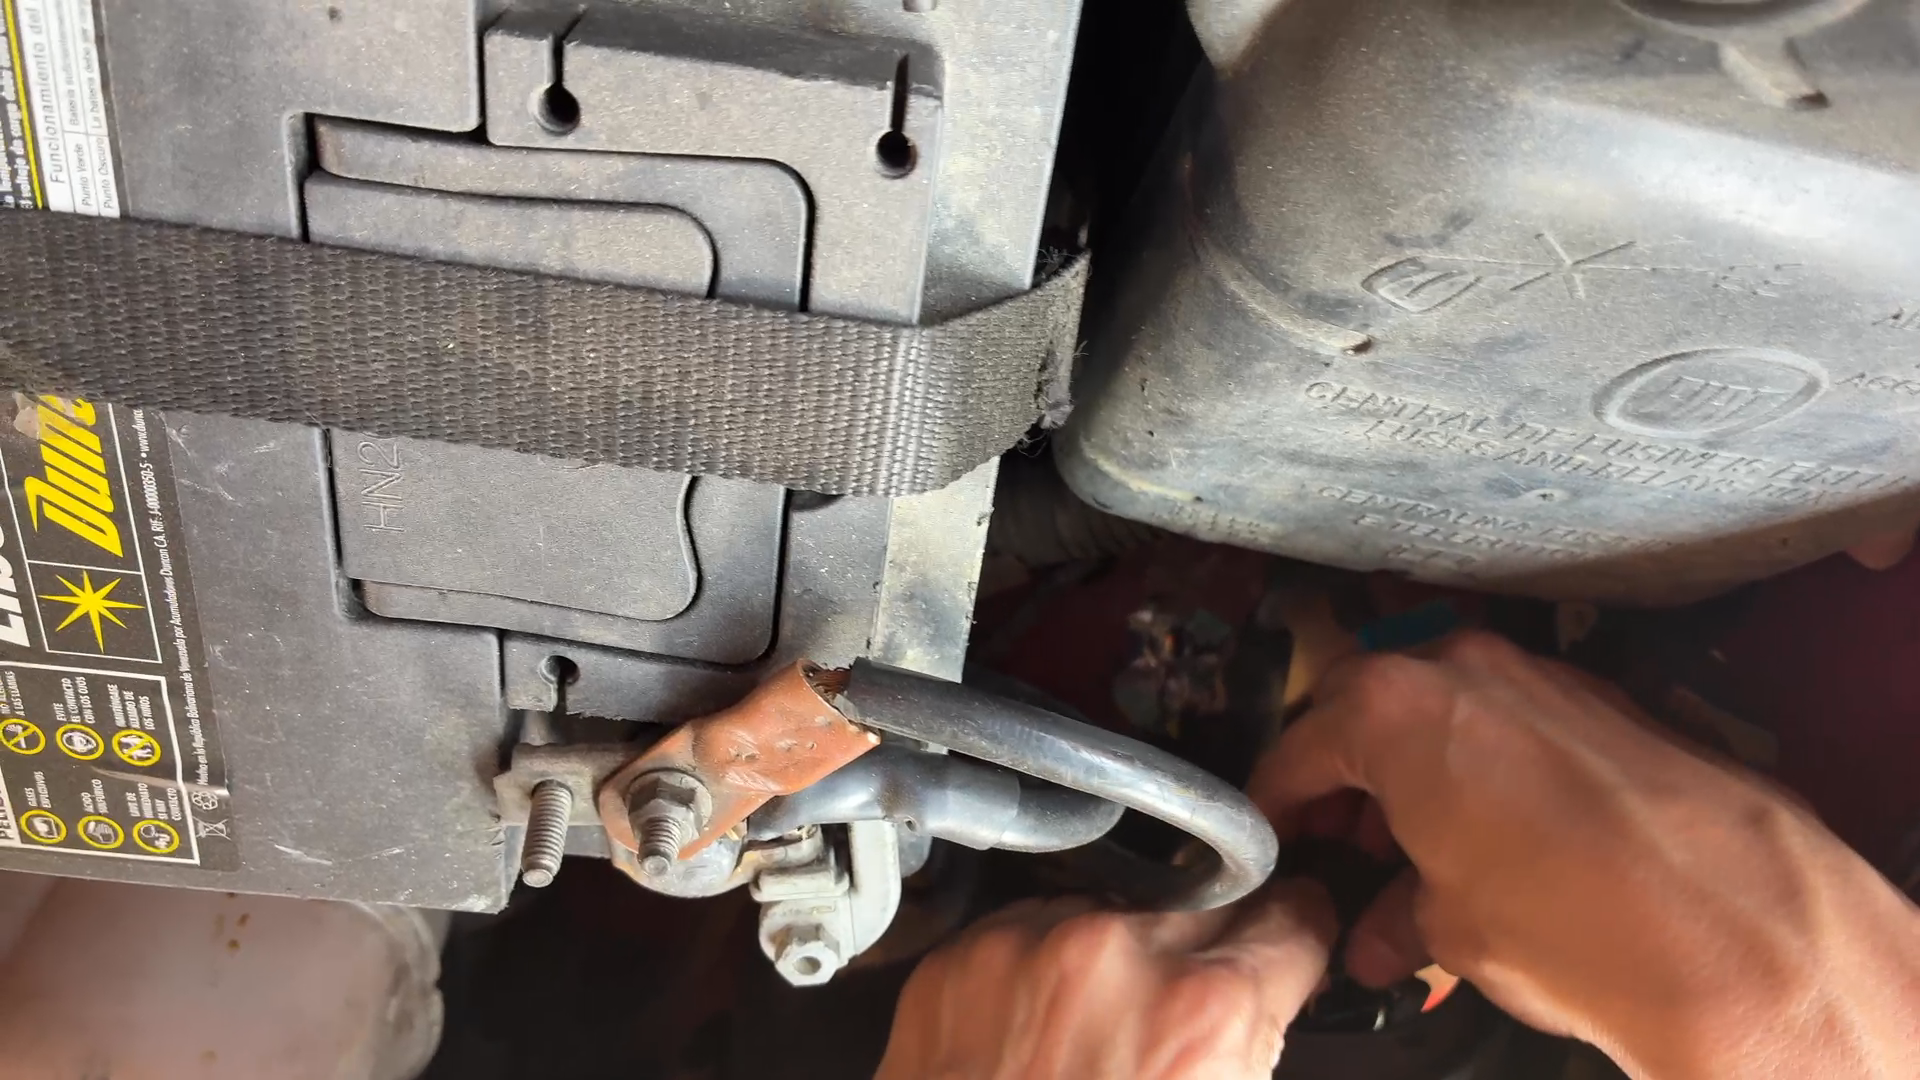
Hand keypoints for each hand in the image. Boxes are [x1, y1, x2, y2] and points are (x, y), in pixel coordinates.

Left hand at [877, 882, 1335, 1079]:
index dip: (1294, 932)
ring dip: (1117, 957)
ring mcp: (1030, 941)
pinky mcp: (966, 951)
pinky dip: (1045, 964)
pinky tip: (1037, 1027)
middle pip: (1196, 908)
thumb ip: (1247, 1048)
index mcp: (1200, 1014)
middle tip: (1176, 1012)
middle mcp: (1115, 954)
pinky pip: (1031, 929)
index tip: (1291, 926)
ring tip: (1095, 1032)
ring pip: (1108, 911)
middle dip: (1203, 952)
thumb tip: (1262, 997)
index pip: (1284, 924)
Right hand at [1250, 631, 1919, 1079]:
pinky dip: (1471, 754)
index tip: (1274, 831)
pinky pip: (1498, 712)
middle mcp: (1450, 668)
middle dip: (1336, 770)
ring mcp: (1527, 674)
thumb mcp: (1449, 928)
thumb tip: (1379, 933)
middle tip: (1340, 832)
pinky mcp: (1593, 696)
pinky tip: (1488, 819)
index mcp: (1387, 709)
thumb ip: (1393, 910)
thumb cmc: (1580, 927)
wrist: (1765, 948)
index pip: (1295, 750)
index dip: (1275, 800)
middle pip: (1354, 709)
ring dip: (1404, 761)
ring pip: (1426, 704)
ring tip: (1416, 834)